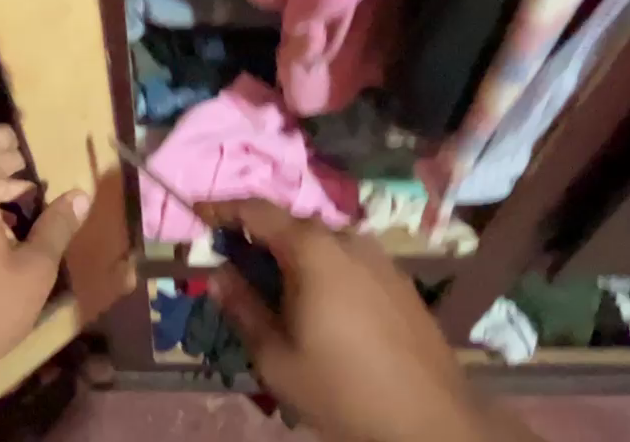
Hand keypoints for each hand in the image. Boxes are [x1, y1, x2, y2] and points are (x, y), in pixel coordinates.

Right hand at [201, 199, 503, 441]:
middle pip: (290, 224)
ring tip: (279, 290)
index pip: (256, 210)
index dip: (222, 209)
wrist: (431, 424)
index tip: (197, 212)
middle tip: (236, 263)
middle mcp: (345, 237)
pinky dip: (324, 268)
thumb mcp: (277, 359)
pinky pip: (348, 259)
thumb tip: (218, 274)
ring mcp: (378, 254)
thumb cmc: (343, 390)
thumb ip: (243, 308)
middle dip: (258, 237)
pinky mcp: (399, 277)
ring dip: (293, 255)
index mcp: (311, 248)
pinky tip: (322, 305)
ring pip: (321, 242)